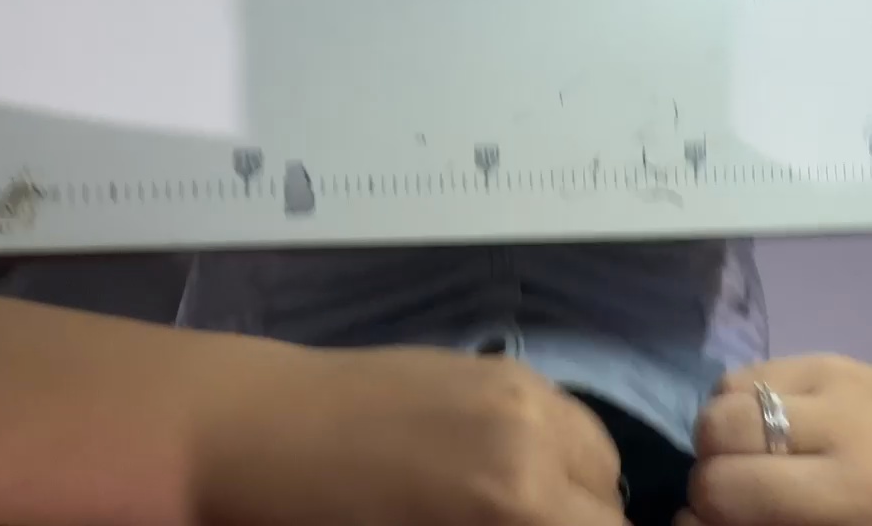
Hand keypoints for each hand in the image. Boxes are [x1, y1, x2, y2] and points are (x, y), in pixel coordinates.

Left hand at [190, 344, 626, 525]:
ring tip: (534, 508)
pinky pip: (561, 408)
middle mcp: (534, 428)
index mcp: (517, 495)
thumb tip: (530, 525)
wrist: (262, 431)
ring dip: (581, 485)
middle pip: (608, 493)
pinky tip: (512, 463)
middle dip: (587, 523)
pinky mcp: (496, 362)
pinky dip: (558, 443)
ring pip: (594, 444)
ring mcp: (516, 382)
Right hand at [685, 355, 871, 525]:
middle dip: (705, 473)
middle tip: (723, 500)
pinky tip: (762, 431)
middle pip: (719, 430)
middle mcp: (841, 426)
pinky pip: (752, 371)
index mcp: (864, 495)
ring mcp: (834, 378)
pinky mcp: (831, 357)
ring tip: (740, 463)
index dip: (700, 516)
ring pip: (726, 392)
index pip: (734, 490)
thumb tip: (702, 520)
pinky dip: (738, 403)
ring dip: (717, 433)